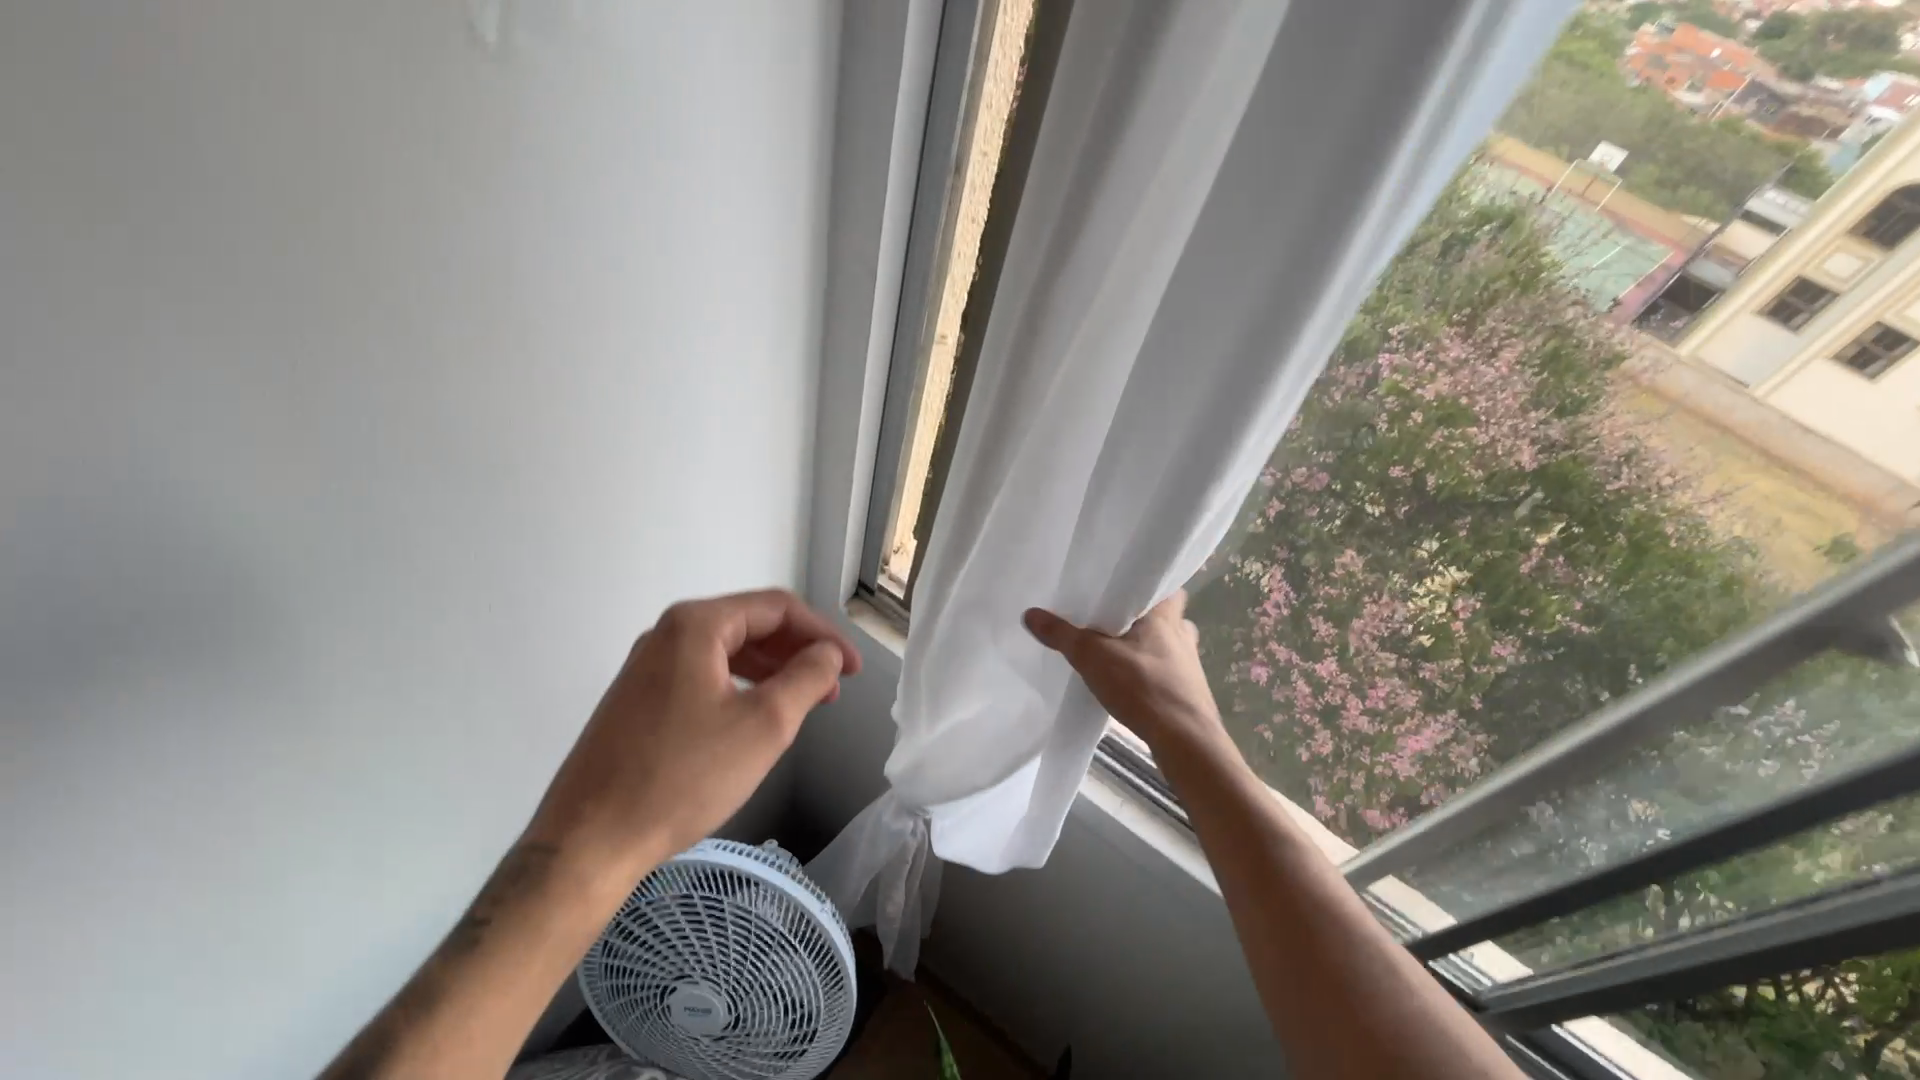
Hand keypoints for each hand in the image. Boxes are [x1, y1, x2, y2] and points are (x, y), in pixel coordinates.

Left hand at [526, 589, 860, 875]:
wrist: (590, 840)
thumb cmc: (683, 777)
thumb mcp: (764, 725)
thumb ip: (807, 678)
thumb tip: (827, 654)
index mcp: (695, 626)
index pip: (777, 608)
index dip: (823, 634)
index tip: (853, 669)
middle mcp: (666, 635)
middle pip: (750, 625)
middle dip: (798, 651)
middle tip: (833, 687)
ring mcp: (646, 668)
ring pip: (726, 652)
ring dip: (772, 670)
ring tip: (804, 703)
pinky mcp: (638, 701)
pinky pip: (702, 676)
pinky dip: (740, 687)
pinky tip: (756, 718)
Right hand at [1023, 591, 1231, 760]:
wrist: (1184, 739)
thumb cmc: (1142, 686)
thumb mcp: (1092, 656)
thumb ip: (1062, 634)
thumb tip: (1030, 614)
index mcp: (1166, 616)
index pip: (1166, 589)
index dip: (1148, 590)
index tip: (1125, 594)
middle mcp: (1183, 635)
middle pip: (1166, 618)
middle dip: (1144, 621)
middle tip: (1116, 625)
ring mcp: (1190, 666)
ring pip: (1168, 647)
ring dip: (1148, 650)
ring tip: (1120, 656)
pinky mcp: (1189, 693)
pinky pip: (1168, 674)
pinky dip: (1152, 676)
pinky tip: (1132, 686)